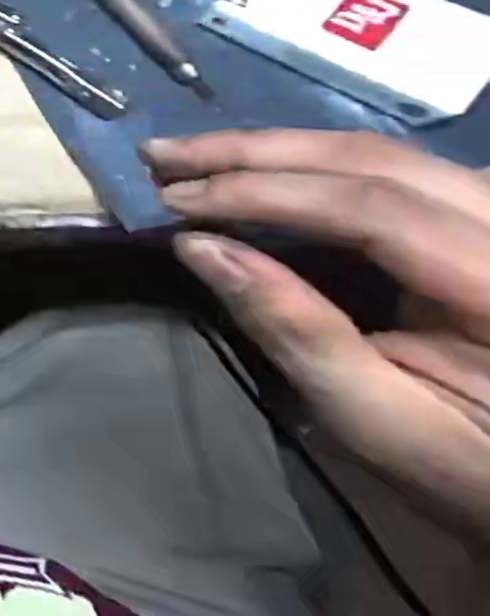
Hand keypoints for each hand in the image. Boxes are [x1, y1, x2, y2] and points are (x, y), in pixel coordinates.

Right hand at [146, 129, 489, 540]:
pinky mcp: (489, 228)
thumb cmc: (466, 467)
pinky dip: (310, 161)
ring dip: (276, 148)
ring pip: (388, 154)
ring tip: (189, 155)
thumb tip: (197, 246)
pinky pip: (399, 171)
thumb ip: (295, 332)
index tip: (171, 198)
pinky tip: (252, 168)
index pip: (376, 209)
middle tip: (158, 155)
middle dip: (254, 151)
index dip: (261, 191)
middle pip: (381, 162)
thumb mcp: (378, 421)